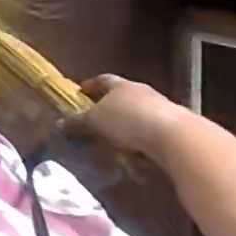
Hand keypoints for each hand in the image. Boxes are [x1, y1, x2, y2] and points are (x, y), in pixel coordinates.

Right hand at [66, 75, 191, 157]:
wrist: (176, 138)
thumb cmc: (128, 121)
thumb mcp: (95, 122)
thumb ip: (77, 123)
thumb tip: (58, 124)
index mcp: (121, 85)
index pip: (103, 80)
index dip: (91, 86)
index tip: (81, 92)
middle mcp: (143, 92)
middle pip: (122, 96)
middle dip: (109, 108)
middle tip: (96, 121)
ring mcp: (162, 109)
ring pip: (139, 115)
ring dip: (128, 126)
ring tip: (115, 143)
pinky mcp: (176, 129)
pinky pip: (152, 133)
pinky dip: (142, 141)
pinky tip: (136, 155)